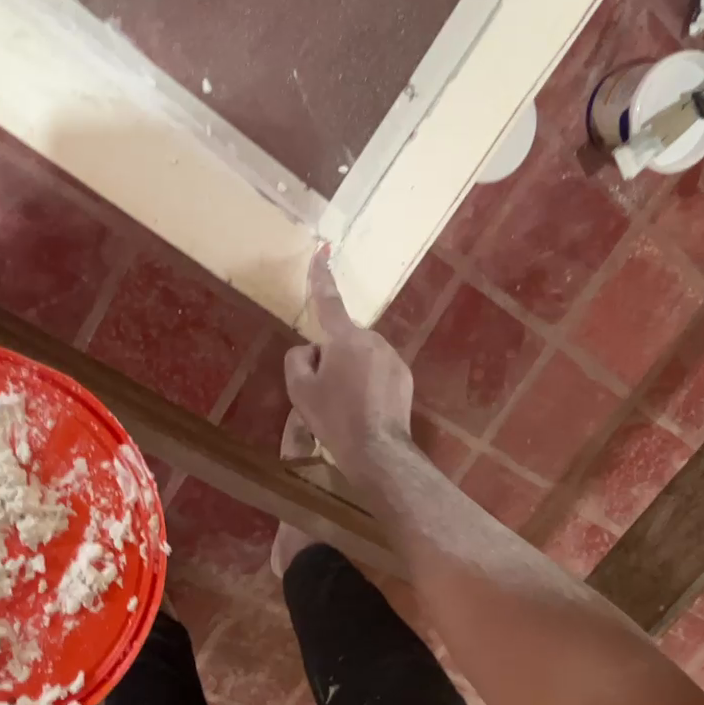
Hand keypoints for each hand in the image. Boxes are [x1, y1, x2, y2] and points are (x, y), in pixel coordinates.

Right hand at [286, 249, 415, 477]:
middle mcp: (374, 341)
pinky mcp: (405, 378)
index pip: (328, 302)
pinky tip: (364, 411)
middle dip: (332, 357)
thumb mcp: (299, 389)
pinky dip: (368, 386)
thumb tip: (312, 352)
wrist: (377, 451)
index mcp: (346, 339)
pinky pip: (378, 373)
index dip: (320, 277)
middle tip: (325, 392)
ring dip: (351, 373)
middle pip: (343, 341)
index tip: (322, 253)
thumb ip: (299, 359)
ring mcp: (393, 359)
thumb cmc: (334, 418)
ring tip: (346, 407)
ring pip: (362, 358)